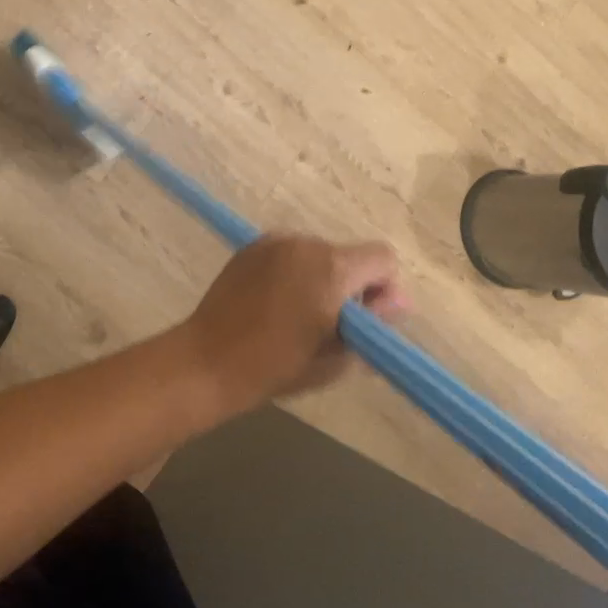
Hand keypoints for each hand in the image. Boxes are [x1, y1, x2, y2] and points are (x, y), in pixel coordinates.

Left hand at [177, 233, 408, 411]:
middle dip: (350, 285)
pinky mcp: (248, 248)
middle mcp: (302, 243)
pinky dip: (293, 273)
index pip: (382, 258)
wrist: (211, 358)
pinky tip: (277, 303)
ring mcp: (271, 242)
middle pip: (347, 255)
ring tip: (301, 315)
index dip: (383, 288)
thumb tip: (397, 303)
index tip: (367, 320)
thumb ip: (374, 324)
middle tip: (332, 324)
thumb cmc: (278, 364)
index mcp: (330, 267)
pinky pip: (288, 254)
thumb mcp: (339, 356)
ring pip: (317, 254)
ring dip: (321, 278)